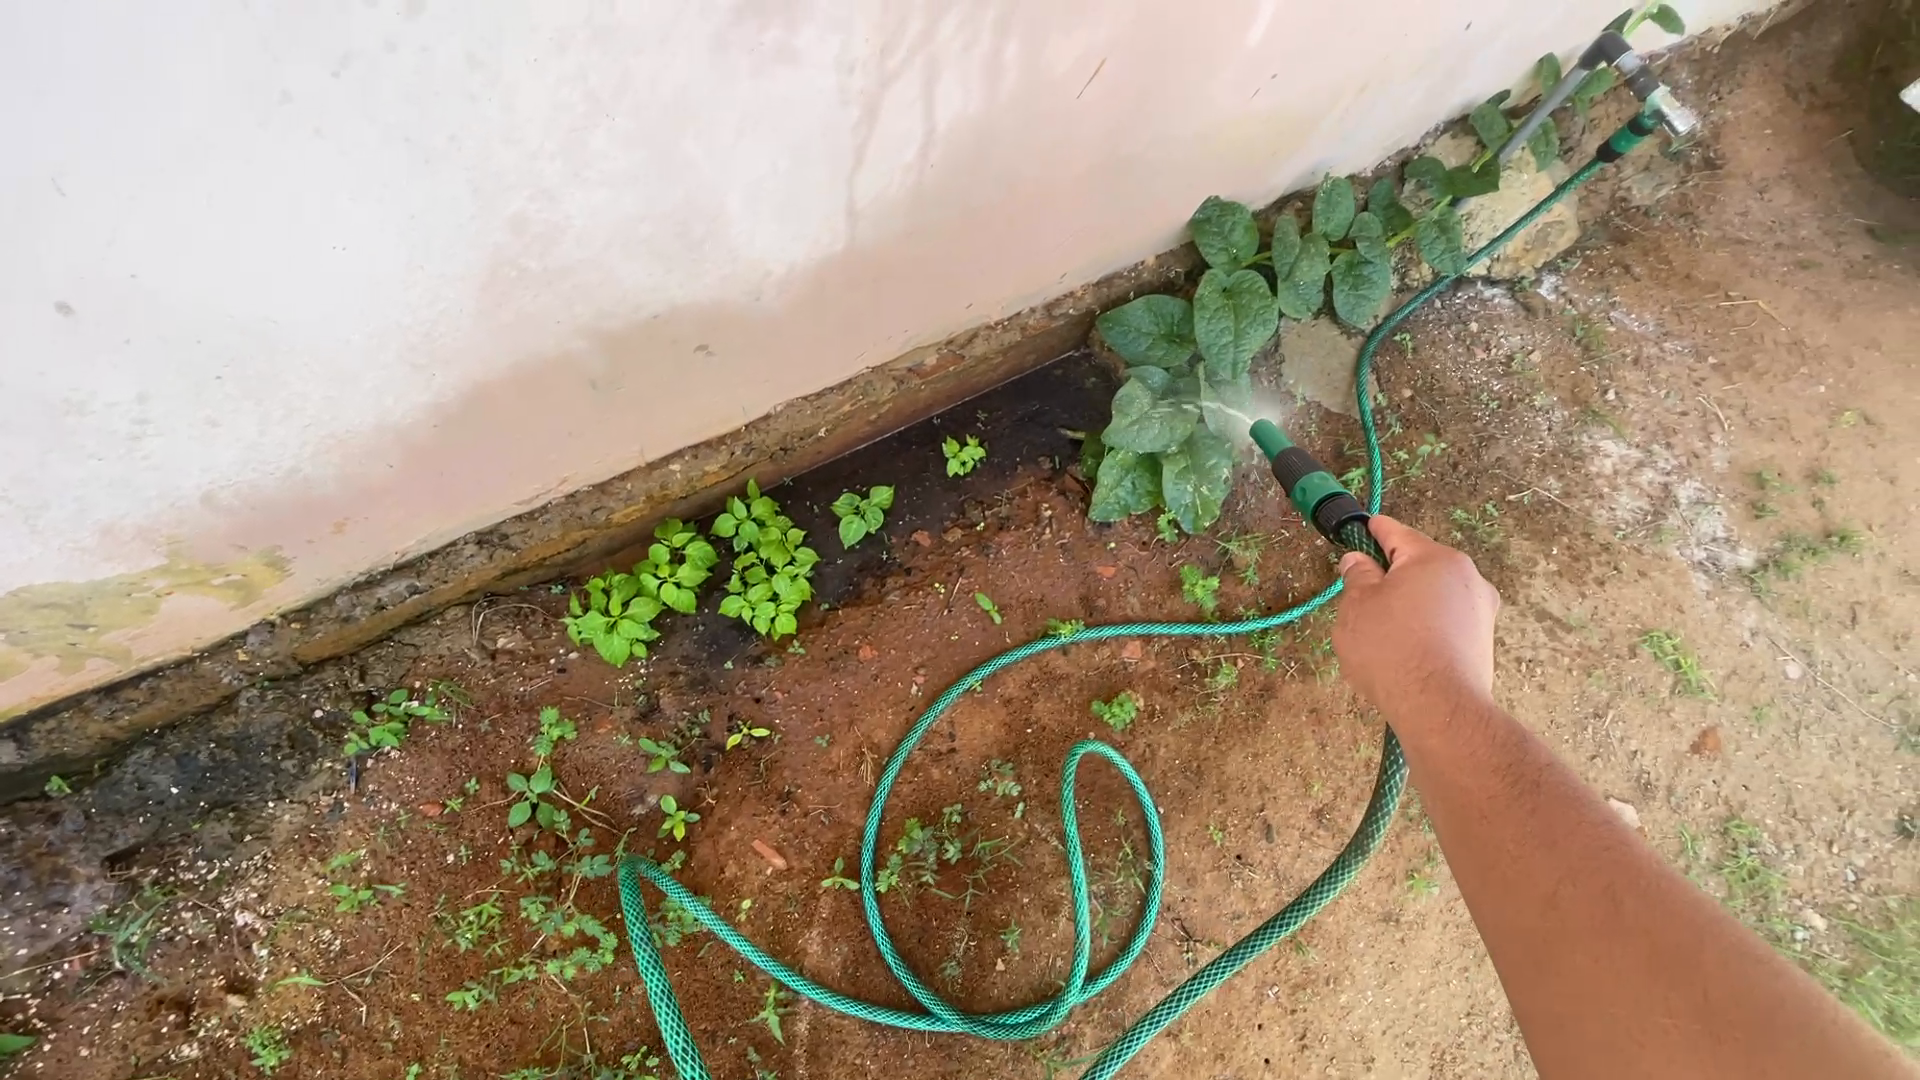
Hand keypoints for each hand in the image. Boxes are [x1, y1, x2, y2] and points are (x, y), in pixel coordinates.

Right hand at [1333, 515, 1499, 727]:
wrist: (1437, 706)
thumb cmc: (1390, 647)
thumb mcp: (1356, 605)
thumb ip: (1357, 576)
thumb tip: (1359, 561)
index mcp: (1434, 558)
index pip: (1395, 532)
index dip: (1371, 530)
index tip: (1358, 529)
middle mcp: (1467, 576)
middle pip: (1417, 563)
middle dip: (1389, 573)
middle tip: (1359, 593)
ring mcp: (1481, 609)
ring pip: (1431, 592)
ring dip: (1407, 600)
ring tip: (1380, 627)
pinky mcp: (1483, 639)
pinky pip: (1444, 618)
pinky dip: (1423, 622)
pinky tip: (1403, 647)